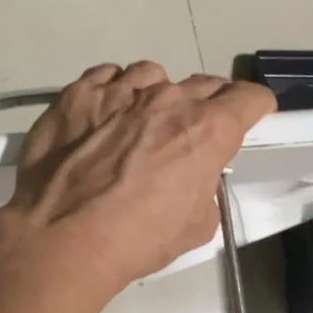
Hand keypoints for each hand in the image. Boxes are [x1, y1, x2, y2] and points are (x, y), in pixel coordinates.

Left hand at [0, 62, 275, 298]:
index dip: (250, 109)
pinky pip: (103, 75)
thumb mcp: (197, 225)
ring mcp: (118, 91)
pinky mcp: (76, 94)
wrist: (63, 235)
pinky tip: (102, 112)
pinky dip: (110, 89)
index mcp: (208, 129)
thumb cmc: (136, 238)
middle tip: (186, 131)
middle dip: (203, 104)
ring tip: (138, 119)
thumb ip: (204, 186)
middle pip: (202, 84)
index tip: (241, 120)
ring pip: (150, 74)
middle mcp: (167, 100)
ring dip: (153, 92)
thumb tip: (193, 177)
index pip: (249, 97)